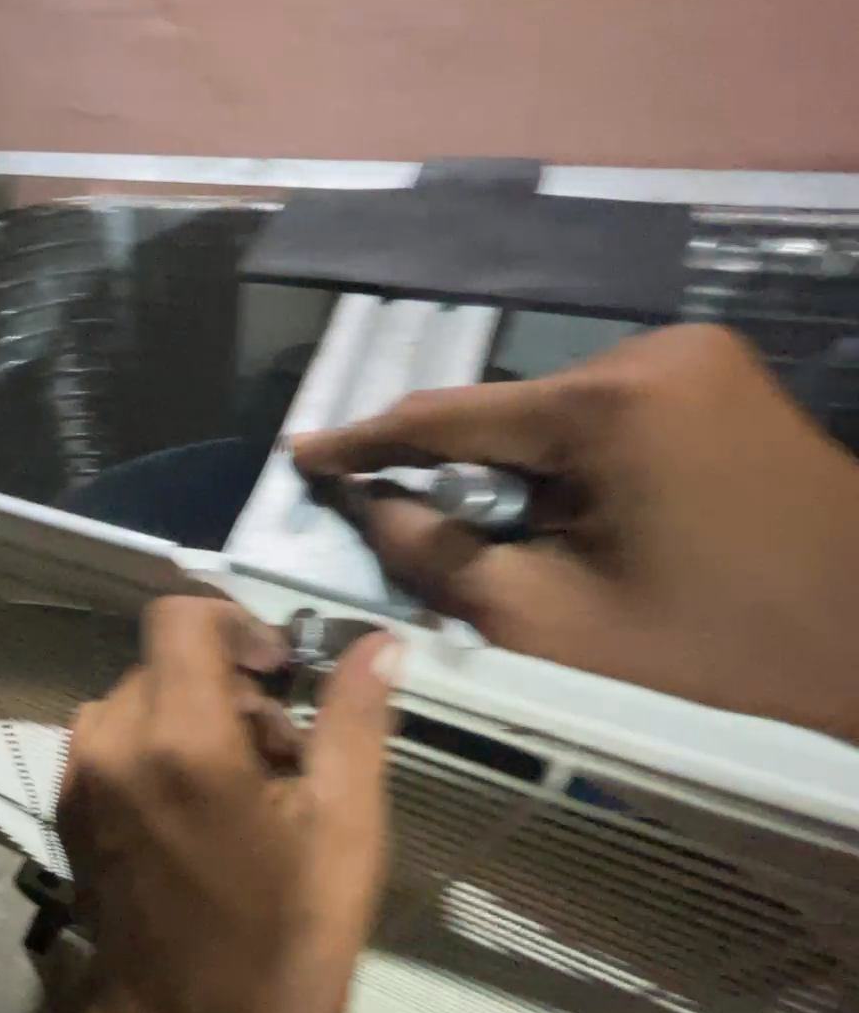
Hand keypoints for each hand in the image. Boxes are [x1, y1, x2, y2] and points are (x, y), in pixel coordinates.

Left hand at [59, 597, 398, 1012]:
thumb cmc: (281, 948)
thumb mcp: (345, 836)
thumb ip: (354, 723)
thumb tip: (377, 642)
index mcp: (181, 741)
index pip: (179, 617)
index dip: (234, 623)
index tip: (278, 669)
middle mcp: (112, 739)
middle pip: (166, 662)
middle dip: (228, 688)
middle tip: (280, 758)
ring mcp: (77, 770)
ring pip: (137, 696)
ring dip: (190, 717)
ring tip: (238, 789)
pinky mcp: (64, 797)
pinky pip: (109, 733)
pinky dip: (151, 742)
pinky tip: (189, 806)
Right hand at [294, 323, 858, 743]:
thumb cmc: (714, 654)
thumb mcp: (537, 618)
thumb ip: (428, 550)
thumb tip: (369, 502)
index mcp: (613, 403)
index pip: (442, 416)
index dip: (358, 441)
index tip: (298, 454)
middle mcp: (654, 358)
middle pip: (491, 416)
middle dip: (431, 464)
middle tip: (374, 502)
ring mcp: (696, 367)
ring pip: (533, 420)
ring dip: (486, 471)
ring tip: (466, 522)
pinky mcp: (715, 390)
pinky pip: (585, 424)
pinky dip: (540, 467)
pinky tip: (537, 511)